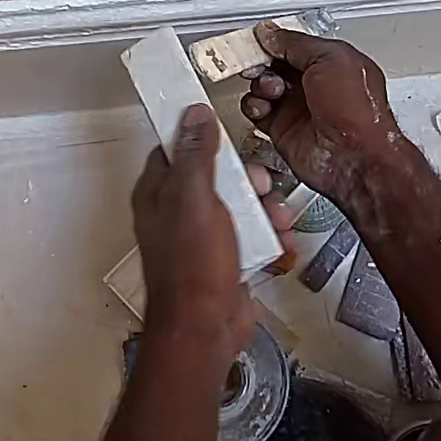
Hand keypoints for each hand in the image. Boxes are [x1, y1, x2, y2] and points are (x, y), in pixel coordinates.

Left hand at [131, 104, 284, 373]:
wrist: (206, 328)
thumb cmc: (192, 262)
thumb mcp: (194, 198)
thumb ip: (195, 155)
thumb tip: (194, 112)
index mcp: (158, 192)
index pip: (175, 150)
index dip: (201, 139)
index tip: (229, 135)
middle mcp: (176, 211)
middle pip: (215, 176)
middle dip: (246, 178)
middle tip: (264, 184)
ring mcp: (201, 236)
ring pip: (239, 205)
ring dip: (265, 208)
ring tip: (280, 218)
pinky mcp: (225, 258)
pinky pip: (251, 235)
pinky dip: (269, 236)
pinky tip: (283, 242)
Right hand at [240, 24, 405, 206]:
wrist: (354, 157)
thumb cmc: (358, 112)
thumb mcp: (330, 59)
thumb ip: (296, 44)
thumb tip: (271, 33)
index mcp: (331, 64)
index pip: (295, 45)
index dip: (276, 41)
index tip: (259, 39)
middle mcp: (314, 85)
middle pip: (275, 65)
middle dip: (262, 62)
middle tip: (256, 64)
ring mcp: (297, 107)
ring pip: (262, 87)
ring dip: (259, 85)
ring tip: (271, 91)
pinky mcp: (282, 128)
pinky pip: (256, 111)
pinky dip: (253, 106)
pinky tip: (262, 107)